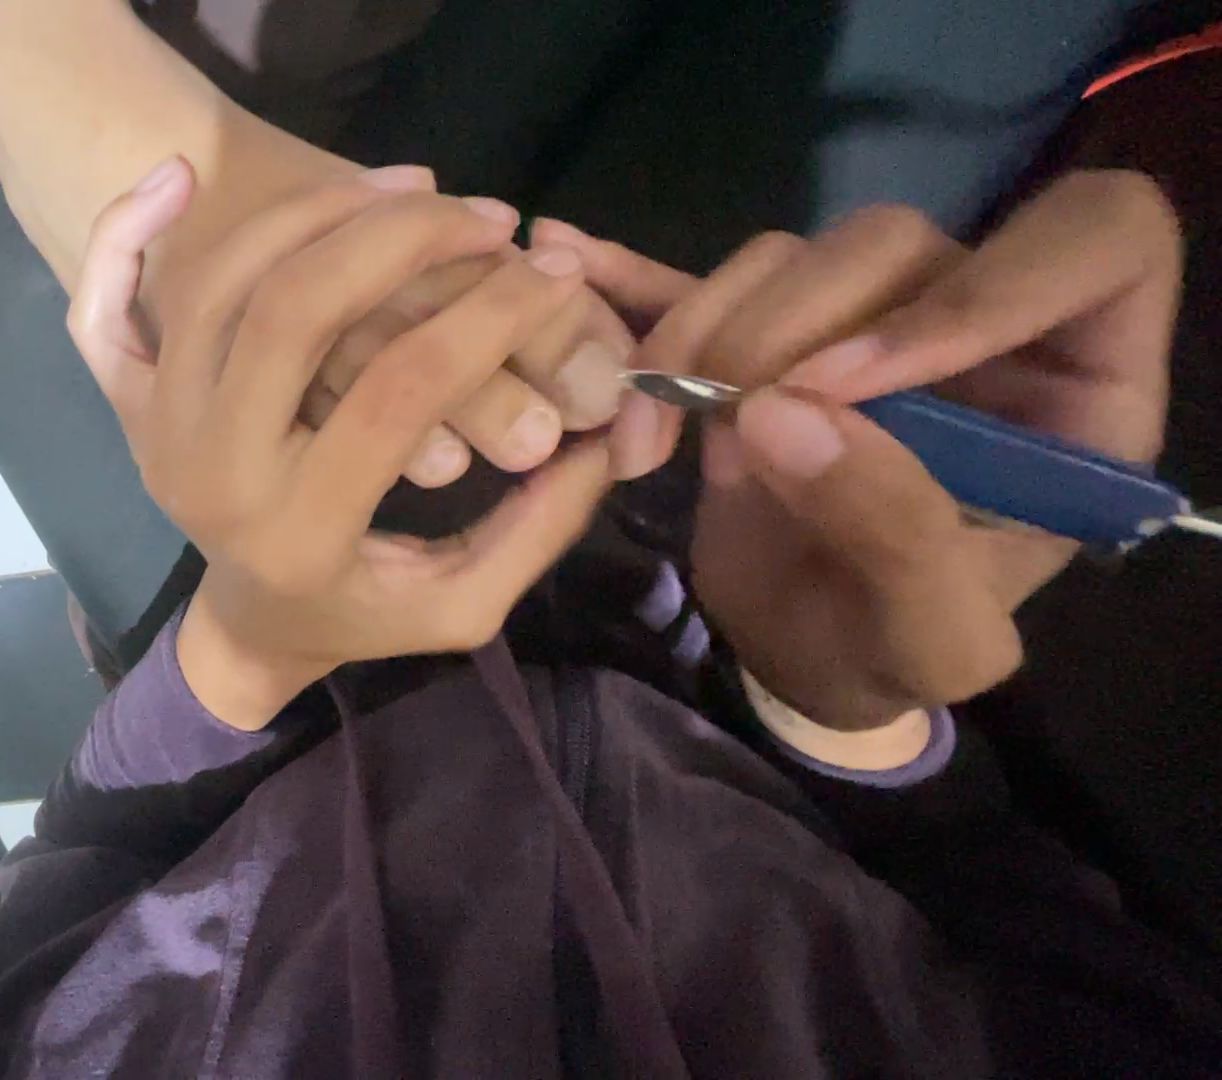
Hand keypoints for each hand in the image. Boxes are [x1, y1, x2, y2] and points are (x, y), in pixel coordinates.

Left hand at [69, 158, 616, 728]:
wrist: (248, 629)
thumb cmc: (353, 620)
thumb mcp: (457, 607)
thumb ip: (537, 529)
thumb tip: (606, 432)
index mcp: (300, 530)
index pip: (398, 393)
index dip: (490, 320)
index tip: (551, 274)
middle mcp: (212, 473)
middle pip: (294, 313)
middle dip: (402, 242)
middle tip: (484, 216)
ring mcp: (159, 435)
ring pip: (222, 287)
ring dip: (314, 215)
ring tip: (408, 189)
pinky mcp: (132, 413)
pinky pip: (102, 313)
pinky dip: (125, 235)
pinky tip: (178, 178)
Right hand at [555, 171, 1179, 728]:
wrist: (796, 648)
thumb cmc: (885, 650)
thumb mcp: (927, 634)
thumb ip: (894, 531)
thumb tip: (778, 415)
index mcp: (1063, 384)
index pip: (1083, 245)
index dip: (966, 294)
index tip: (835, 387)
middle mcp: (956, 327)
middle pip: (884, 244)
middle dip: (777, 330)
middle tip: (710, 423)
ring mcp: (837, 328)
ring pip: (776, 260)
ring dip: (689, 338)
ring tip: (640, 443)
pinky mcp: (746, 349)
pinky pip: (694, 289)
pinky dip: (633, 281)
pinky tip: (579, 263)